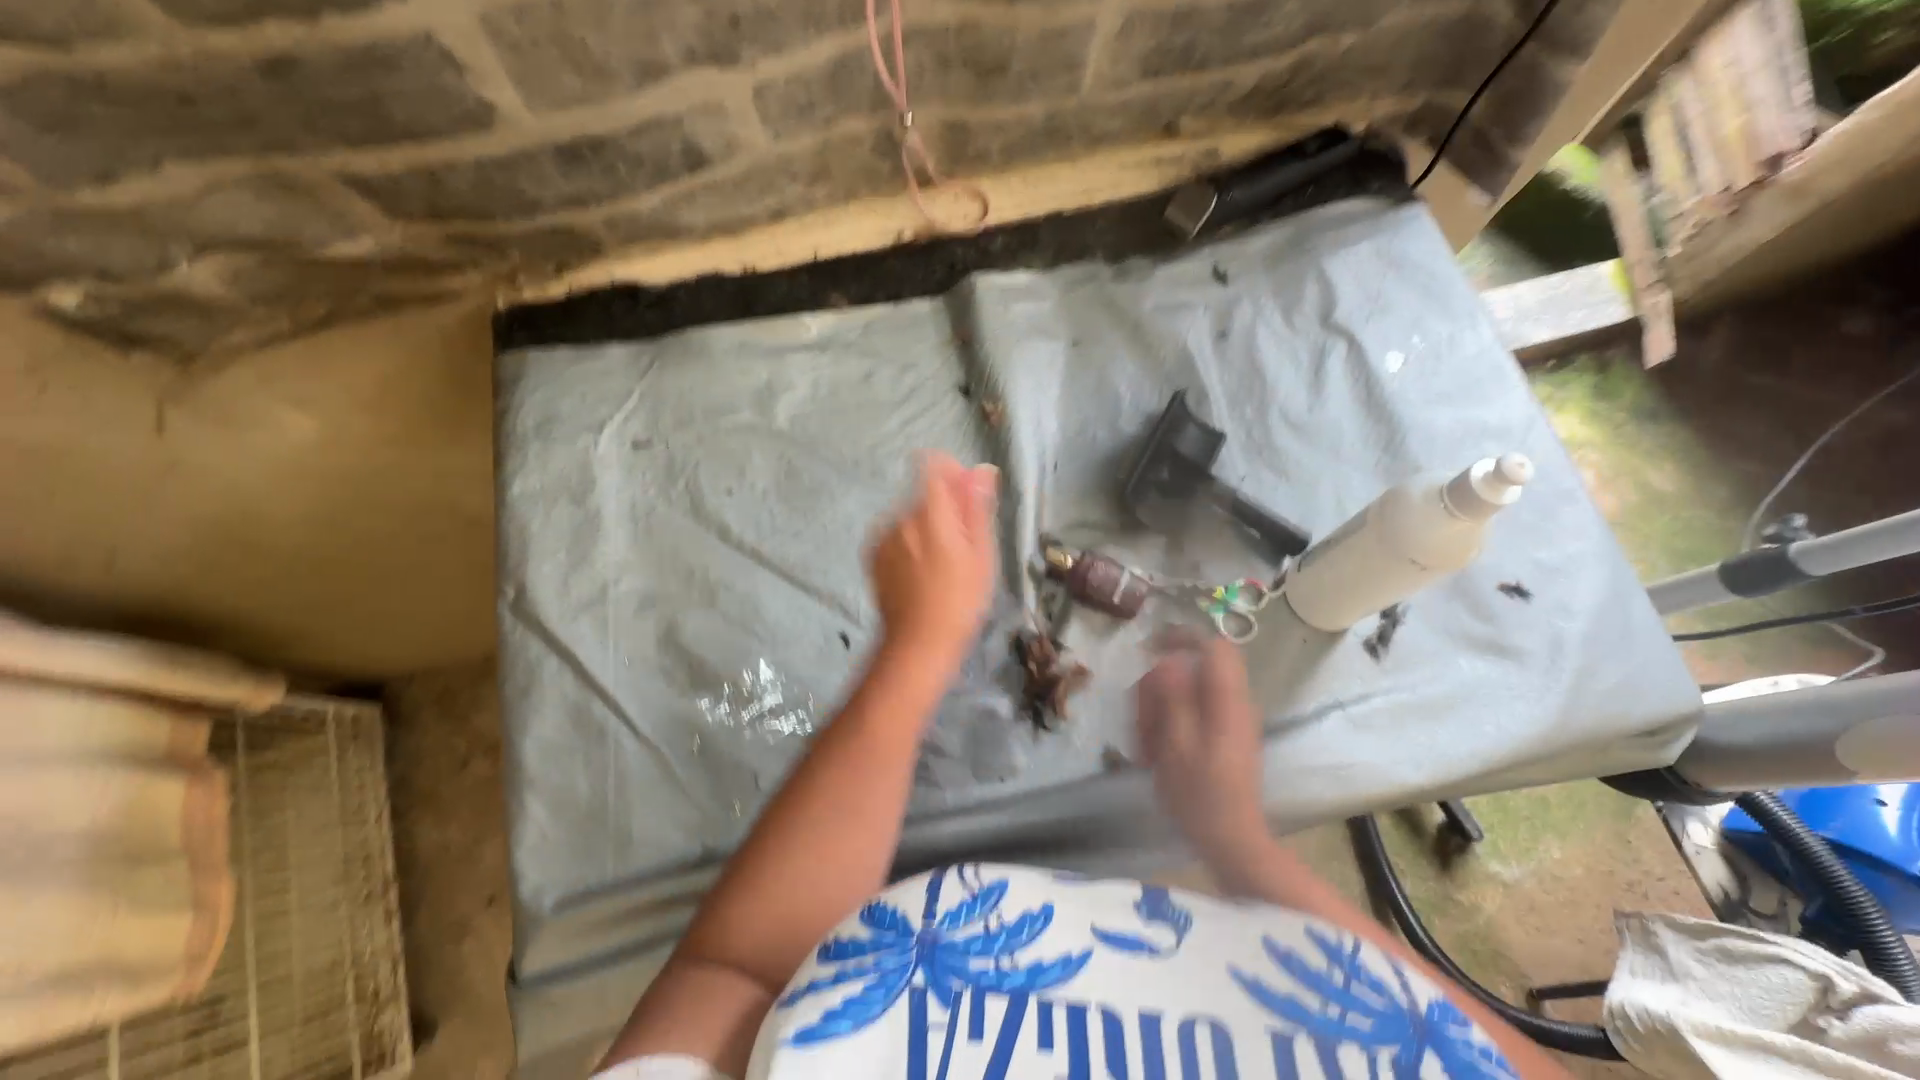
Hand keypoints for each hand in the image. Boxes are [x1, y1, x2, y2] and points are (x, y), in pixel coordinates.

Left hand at [868, 452, 998, 663]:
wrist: (919, 642)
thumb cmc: (961, 599)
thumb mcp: (981, 553)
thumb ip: (977, 507)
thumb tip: (981, 469)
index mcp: (929, 511)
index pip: (933, 465)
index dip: (952, 473)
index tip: (966, 497)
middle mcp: (899, 516)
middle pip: (923, 494)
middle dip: (943, 510)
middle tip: (962, 546)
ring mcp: (882, 537)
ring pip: (909, 517)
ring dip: (925, 529)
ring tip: (941, 567)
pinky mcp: (873, 556)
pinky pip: (896, 537)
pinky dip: (909, 545)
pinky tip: (921, 575)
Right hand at [1136, 636, 1270, 867]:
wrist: (1232, 841)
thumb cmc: (1201, 795)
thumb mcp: (1177, 744)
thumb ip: (1174, 696)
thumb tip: (1168, 659)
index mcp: (1227, 700)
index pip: (1213, 646)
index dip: (1181, 638)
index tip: (1148, 650)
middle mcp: (1234, 704)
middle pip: (1194, 671)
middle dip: (1159, 687)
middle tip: (1138, 719)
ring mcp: (1231, 722)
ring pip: (1190, 695)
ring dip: (1160, 711)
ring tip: (1143, 745)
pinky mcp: (1225, 740)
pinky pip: (1193, 716)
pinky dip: (1170, 727)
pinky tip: (1154, 754)